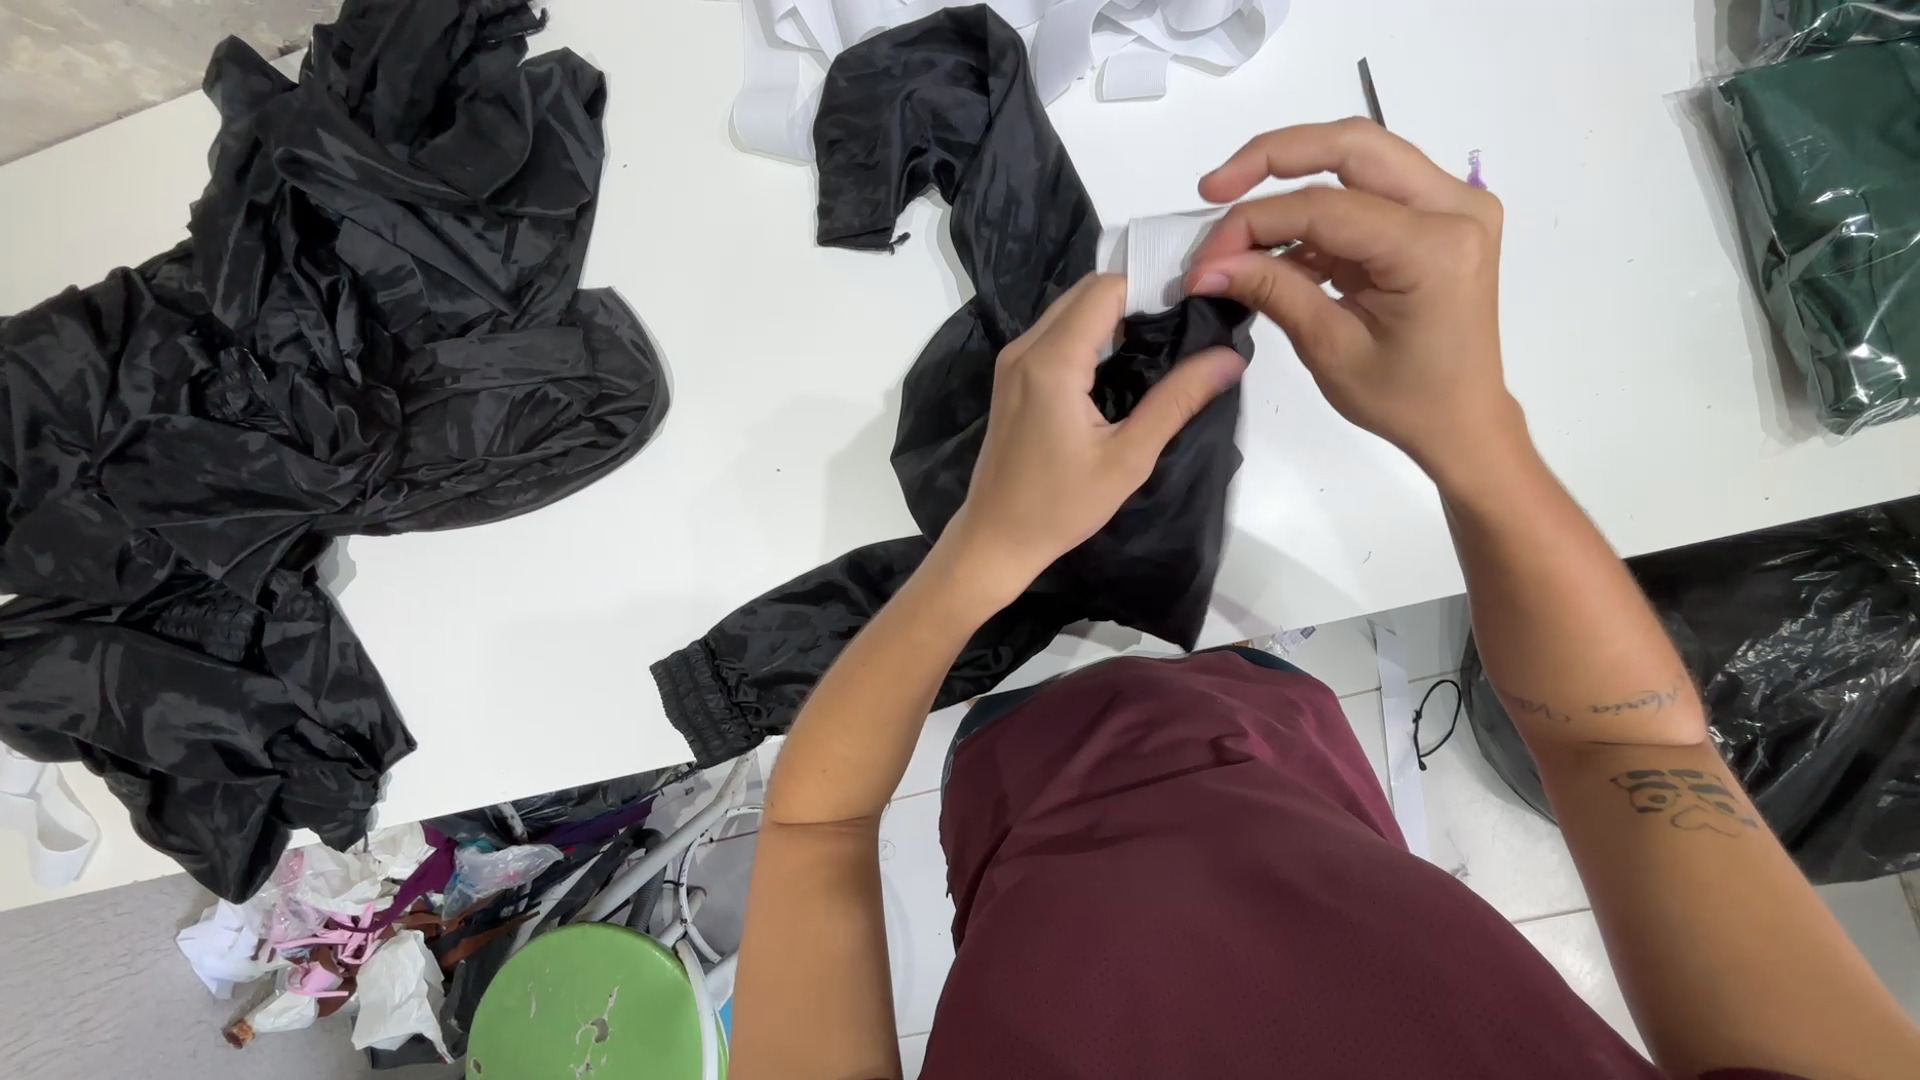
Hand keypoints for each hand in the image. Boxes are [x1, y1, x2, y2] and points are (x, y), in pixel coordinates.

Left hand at [937, 273, 1246, 607]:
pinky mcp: (1010, 378)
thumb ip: (1178, 401)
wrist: (995, 538)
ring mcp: (1012, 362)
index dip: (1152, 287)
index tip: (1192, 308)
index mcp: (1051, 362)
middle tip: (1182, 327)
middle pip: (1086, 291)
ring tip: (1158, 344)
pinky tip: (1119, 364)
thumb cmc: (1060, 507)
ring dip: (1111, 315)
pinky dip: (1088, 334)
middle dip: (1135, 297)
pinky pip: (1054, 334)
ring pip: (1068, 310)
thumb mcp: (1128, 458)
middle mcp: (1024, 349)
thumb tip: (1231, 357)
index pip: (1107, 289)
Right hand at [1186, 119, 1521, 481]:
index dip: (1254, 223)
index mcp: (1434, 248)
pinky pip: (1365, 191)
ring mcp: (1452, 203)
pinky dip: (1313, 212)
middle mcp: (1455, 206)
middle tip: (1212, 189)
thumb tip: (1207, 268)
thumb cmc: (1402, 398)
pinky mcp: (1436, 215)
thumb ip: (1273, 292)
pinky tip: (1274, 247)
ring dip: (1291, 177)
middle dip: (1272, 158)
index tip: (1204, 260)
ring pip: (1359, 156)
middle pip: (1352, 144)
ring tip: (1235, 219)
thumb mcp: (1329, 349)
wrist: (1461, 418)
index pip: (1326, 206)